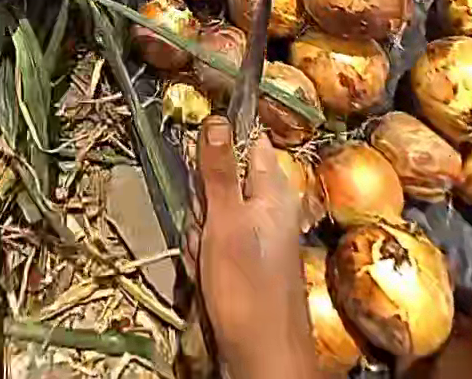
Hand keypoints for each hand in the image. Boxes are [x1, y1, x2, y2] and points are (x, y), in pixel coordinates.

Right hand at [188, 116, 320, 378]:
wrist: (263, 360)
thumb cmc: (247, 287)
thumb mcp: (226, 220)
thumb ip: (220, 169)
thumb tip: (217, 117)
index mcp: (272, 188)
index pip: (246, 140)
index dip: (220, 145)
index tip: (200, 165)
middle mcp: (267, 204)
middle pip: (222, 175)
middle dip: (202, 198)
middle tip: (204, 225)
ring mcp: (255, 231)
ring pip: (212, 208)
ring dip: (199, 229)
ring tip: (205, 256)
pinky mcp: (243, 256)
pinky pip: (214, 237)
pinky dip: (203, 252)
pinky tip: (205, 272)